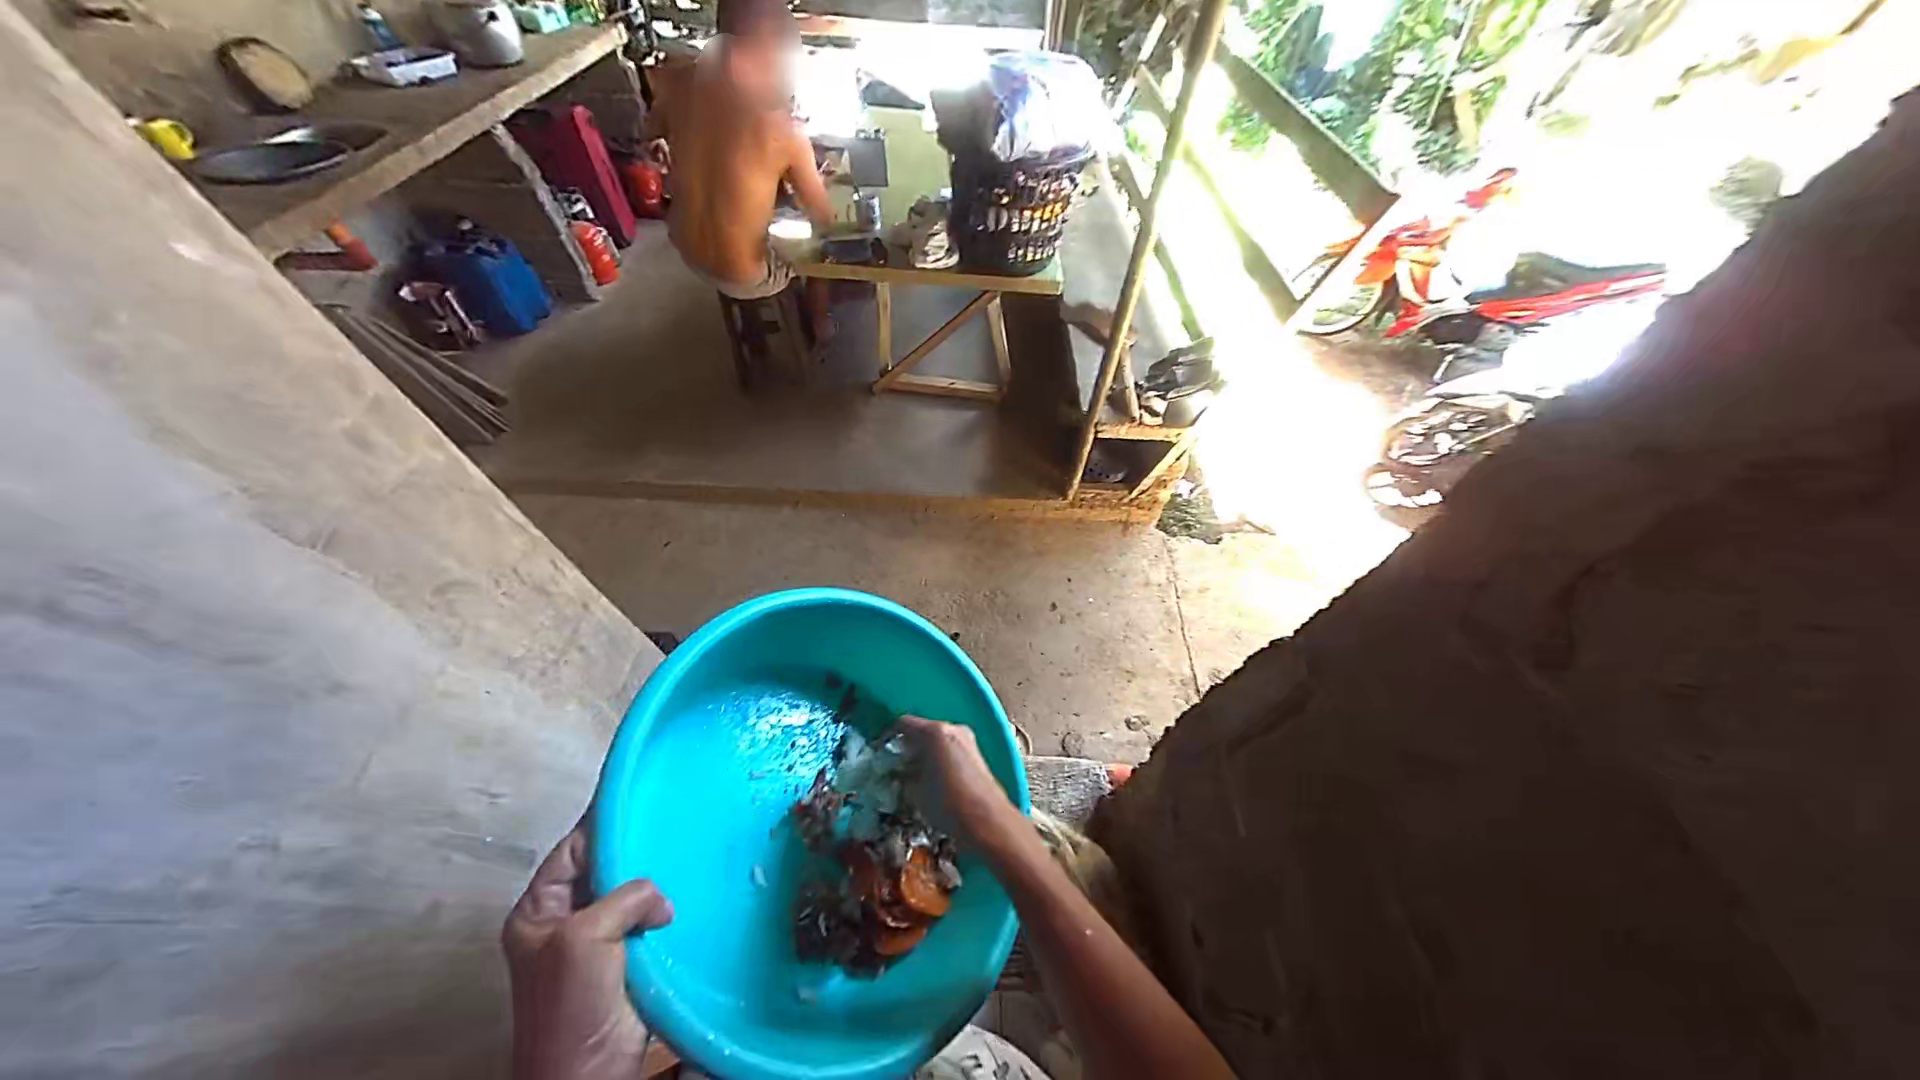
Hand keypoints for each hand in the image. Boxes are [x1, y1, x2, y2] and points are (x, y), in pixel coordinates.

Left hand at [503, 828, 673, 1079]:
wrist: (590, 1074)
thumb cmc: (570, 1008)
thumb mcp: (584, 937)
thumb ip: (623, 896)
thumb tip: (658, 899)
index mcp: (538, 912)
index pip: (572, 850)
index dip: (602, 825)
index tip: (638, 799)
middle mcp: (567, 919)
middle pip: (604, 867)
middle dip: (634, 850)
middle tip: (669, 823)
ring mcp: (598, 939)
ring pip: (630, 890)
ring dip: (654, 879)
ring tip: (683, 853)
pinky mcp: (628, 955)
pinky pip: (649, 915)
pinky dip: (666, 904)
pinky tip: (686, 892)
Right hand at [890, 715, 1024, 851]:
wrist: (988, 821)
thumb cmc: (947, 803)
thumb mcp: (914, 791)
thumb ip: (903, 775)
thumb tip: (899, 772)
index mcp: (934, 732)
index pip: (903, 724)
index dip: (888, 736)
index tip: (880, 752)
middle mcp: (952, 728)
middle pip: (922, 730)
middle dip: (907, 747)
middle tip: (895, 766)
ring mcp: (967, 739)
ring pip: (937, 740)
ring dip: (924, 753)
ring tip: (913, 775)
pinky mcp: (976, 754)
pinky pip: (950, 749)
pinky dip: (938, 758)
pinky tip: (933, 778)